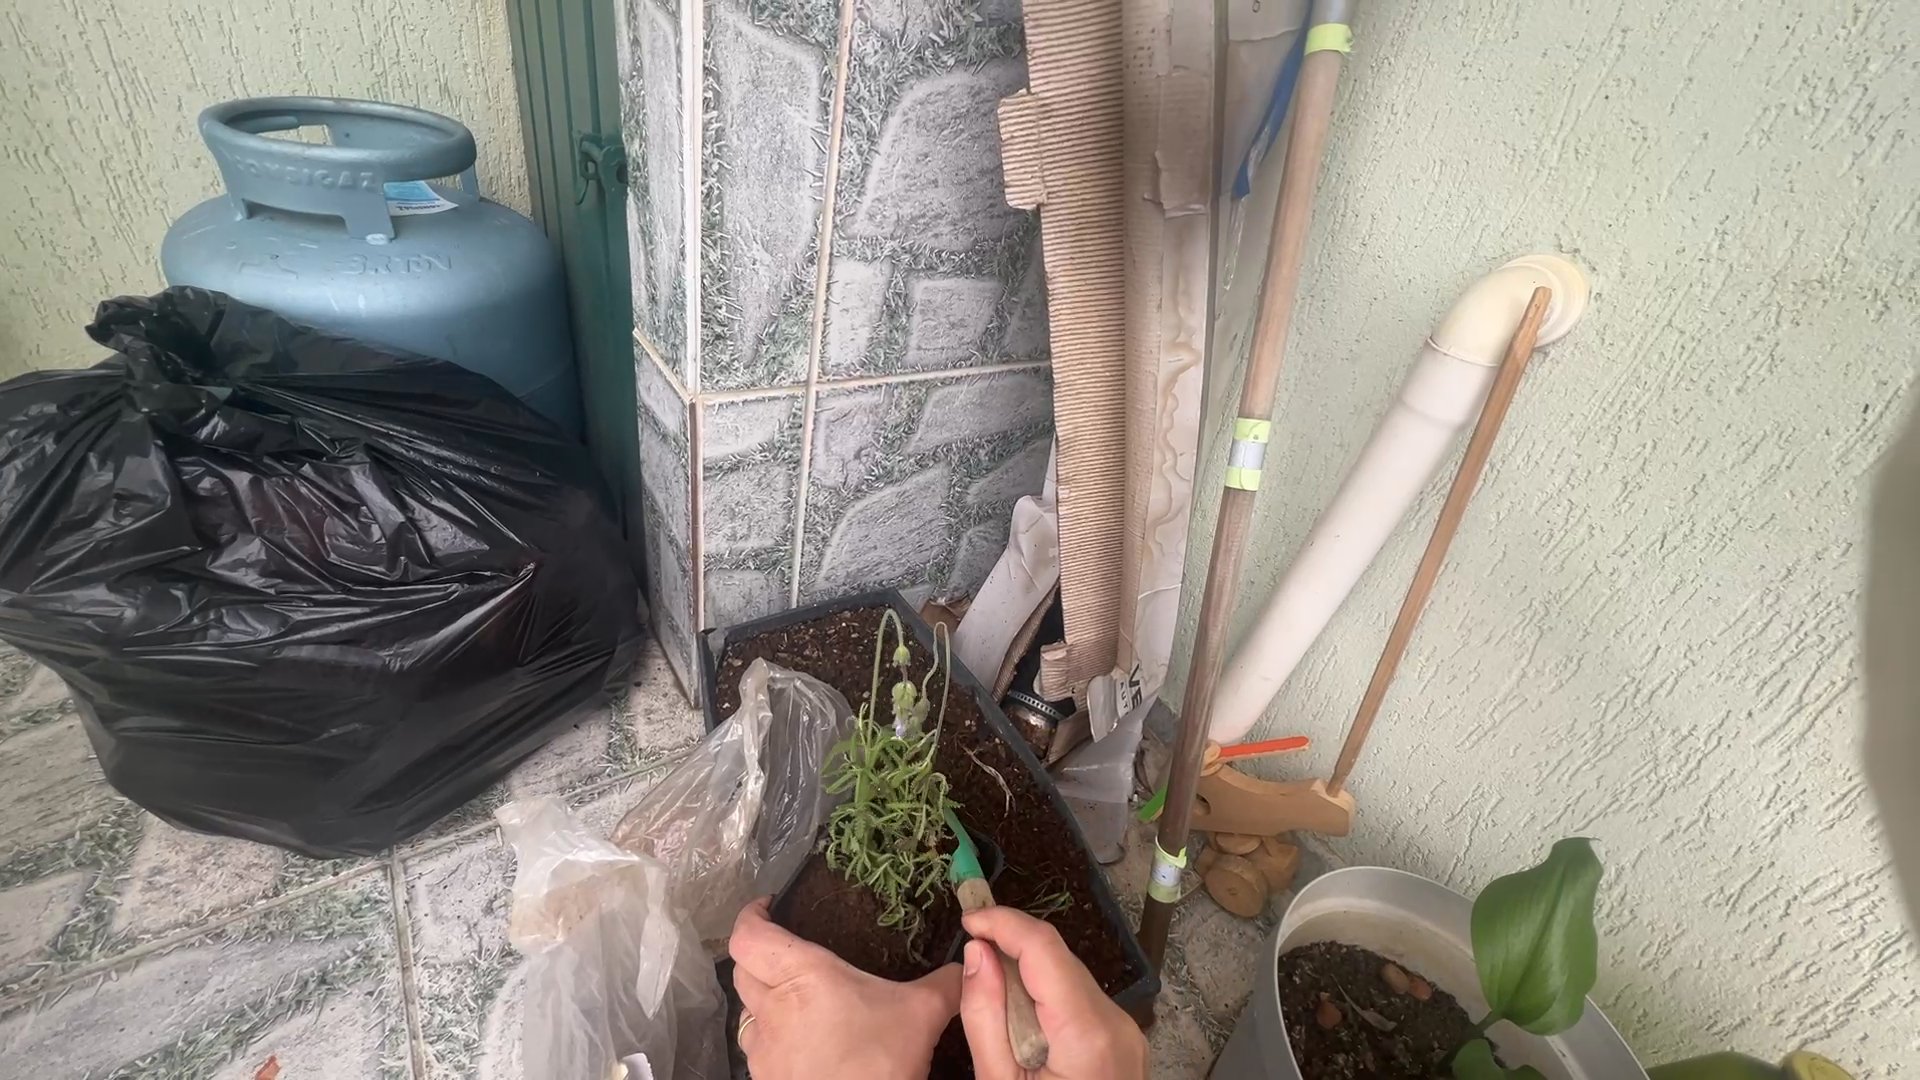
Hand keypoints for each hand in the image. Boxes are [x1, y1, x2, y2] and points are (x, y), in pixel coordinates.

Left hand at [728, 897, 961, 1079]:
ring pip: (747, 1010)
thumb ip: (944, 981)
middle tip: (792, 947)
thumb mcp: (921, 1014)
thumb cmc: (880, 1065)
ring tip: (799, 996)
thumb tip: (967, 962)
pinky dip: (774, 1034)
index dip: (751, 916)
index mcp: (801, 977)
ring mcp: (764, 1053)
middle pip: (743, 968)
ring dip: (764, 998)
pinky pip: (759, 1047)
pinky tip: (805, 1040)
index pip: (747, 936)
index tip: (770, 906)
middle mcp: (772, 1010)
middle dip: (761, 953)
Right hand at [958, 907, 1147, 1079]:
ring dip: (1028, 973)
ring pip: (1068, 975)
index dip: (1003, 921)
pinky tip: (1022, 1020)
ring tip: (992, 993)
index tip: (966, 918)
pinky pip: (1079, 1000)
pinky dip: (1047, 997)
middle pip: (1057, 958)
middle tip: (971, 955)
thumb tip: (977, 951)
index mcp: (1088, 1032)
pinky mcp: (1125, 1044)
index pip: (1043, 945)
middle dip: (1012, 948)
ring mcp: (1127, 1033)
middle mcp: (1117, 1022)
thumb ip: (984, 1015)